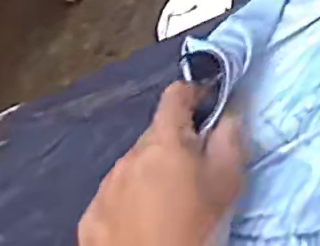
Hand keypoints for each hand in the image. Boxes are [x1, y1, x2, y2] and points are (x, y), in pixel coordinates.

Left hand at [79, 82, 246, 245]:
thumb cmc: (196, 227)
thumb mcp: (228, 177)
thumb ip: (231, 132)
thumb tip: (227, 111)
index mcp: (163, 140)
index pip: (175, 94)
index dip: (195, 93)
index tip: (209, 106)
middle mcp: (128, 157)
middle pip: (157, 131)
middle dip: (176, 139)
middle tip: (194, 166)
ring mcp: (104, 189)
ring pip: (135, 162)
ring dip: (152, 168)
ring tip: (168, 199)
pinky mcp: (89, 220)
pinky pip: (116, 192)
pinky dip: (131, 196)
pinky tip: (143, 221)